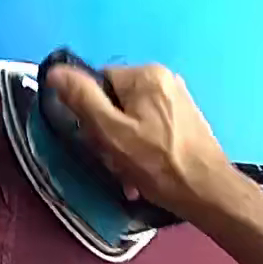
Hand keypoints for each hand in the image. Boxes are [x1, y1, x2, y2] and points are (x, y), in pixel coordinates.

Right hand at [44, 62, 241, 220]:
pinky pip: (148, 128)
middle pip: (114, 101)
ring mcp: (176, 99)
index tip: (97, 139)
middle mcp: (163, 78)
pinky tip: (142, 171)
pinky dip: (140, 149)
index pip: (97, 83)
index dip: (90, 112)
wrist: (207, 193)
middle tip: (114, 160)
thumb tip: (55, 71)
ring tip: (129, 172)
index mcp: (145, 74)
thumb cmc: (156, 163)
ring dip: (122, 146)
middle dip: (108, 133)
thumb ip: (81, 98)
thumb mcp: (110, 131)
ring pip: (130, 118)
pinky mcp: (184, 119)